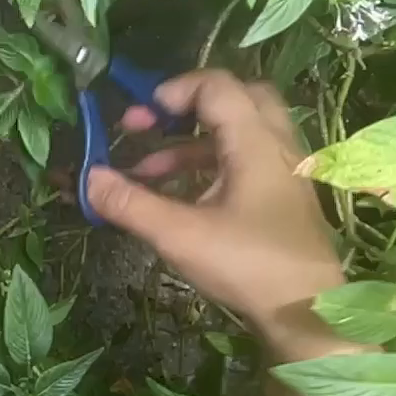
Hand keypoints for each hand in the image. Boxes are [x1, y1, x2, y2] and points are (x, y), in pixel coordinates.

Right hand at [87, 71, 345, 360]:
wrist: (306, 308)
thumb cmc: (246, 264)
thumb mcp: (179, 235)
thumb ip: (131, 204)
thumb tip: (89, 179)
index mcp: (256, 142)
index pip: (216, 87)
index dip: (172, 91)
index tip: (137, 117)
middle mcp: (275, 145)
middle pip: (235, 98)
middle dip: (186, 107)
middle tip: (148, 127)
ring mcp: (281, 171)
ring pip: (237, 133)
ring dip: (189, 142)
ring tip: (145, 171)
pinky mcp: (279, 196)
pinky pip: (241, 161)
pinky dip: (205, 166)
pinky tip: (175, 195)